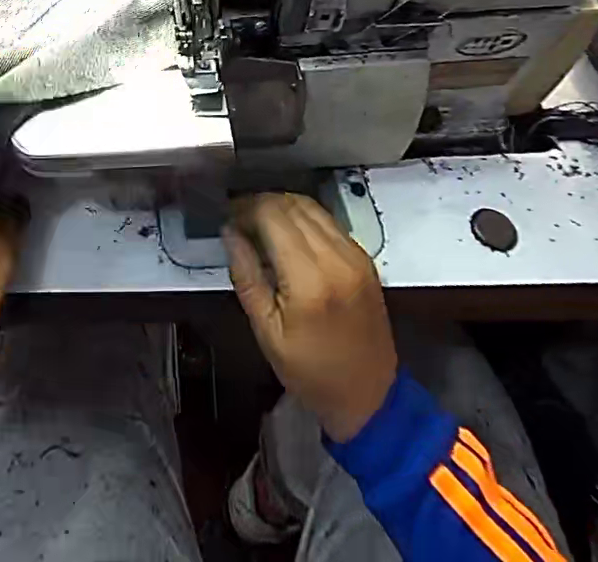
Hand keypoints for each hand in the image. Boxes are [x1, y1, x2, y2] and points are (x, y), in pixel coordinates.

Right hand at [225, 192, 397, 442]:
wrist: (368, 393)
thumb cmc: (310, 372)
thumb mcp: (267, 332)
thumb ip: (247, 277)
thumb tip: (230, 233)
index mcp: (310, 279)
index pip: (273, 216)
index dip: (246, 208)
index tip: (228, 216)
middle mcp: (337, 257)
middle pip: (293, 205)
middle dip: (262, 203)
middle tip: (239, 217)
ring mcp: (355, 254)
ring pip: (313, 208)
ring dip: (283, 206)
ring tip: (259, 221)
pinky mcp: (364, 257)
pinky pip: (329, 222)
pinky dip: (305, 218)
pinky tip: (288, 233)